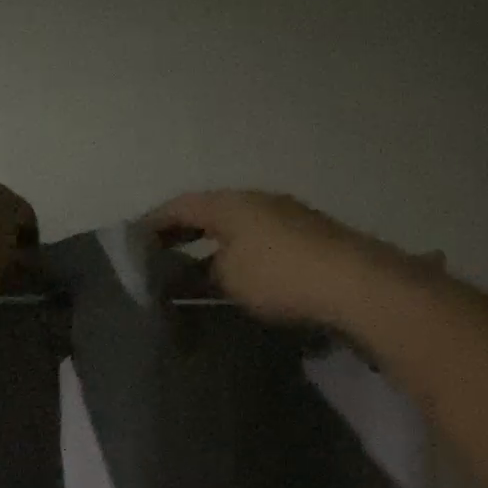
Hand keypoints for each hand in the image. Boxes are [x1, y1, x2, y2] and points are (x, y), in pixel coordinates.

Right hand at [147, 190, 384, 323]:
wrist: (356, 285)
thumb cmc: (279, 274)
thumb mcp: (227, 277)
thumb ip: (200, 273)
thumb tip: (189, 275)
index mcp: (232, 203)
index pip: (180, 205)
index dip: (153, 223)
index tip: (131, 243)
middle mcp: (259, 202)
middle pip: (210, 214)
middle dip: (183, 235)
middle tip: (158, 259)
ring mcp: (289, 219)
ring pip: (237, 230)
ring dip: (213, 249)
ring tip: (193, 276)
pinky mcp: (310, 242)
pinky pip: (259, 246)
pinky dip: (238, 260)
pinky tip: (235, 283)